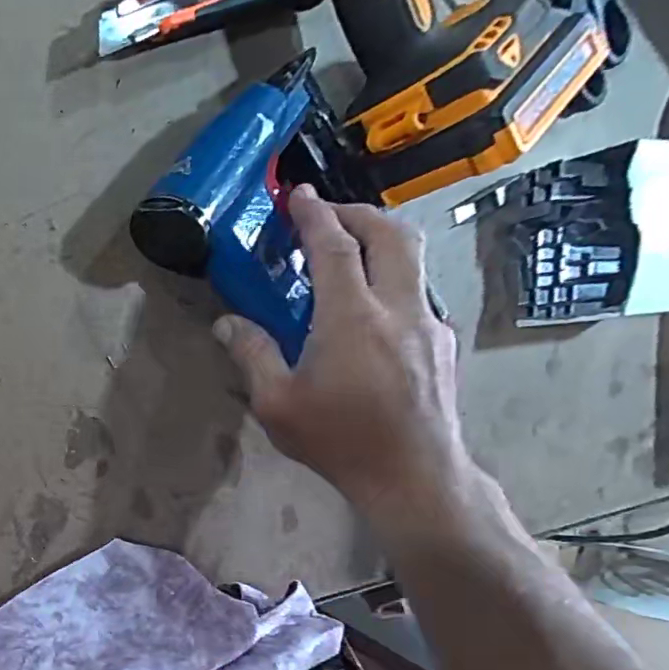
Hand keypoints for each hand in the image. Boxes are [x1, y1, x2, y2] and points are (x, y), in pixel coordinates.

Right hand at [215, 186, 474, 521]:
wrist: (413, 475)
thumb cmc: (340, 440)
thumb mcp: (278, 403)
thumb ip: (252, 354)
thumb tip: (226, 323)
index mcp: (351, 317)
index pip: (334, 246)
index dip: (314, 214)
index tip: (298, 194)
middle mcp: (398, 306)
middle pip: (391, 233)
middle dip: (358, 213)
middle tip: (328, 216)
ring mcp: (428, 322)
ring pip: (413, 258)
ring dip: (381, 241)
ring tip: (351, 254)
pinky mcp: (442, 342)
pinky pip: (418, 291)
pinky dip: (393, 278)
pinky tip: (372, 309)